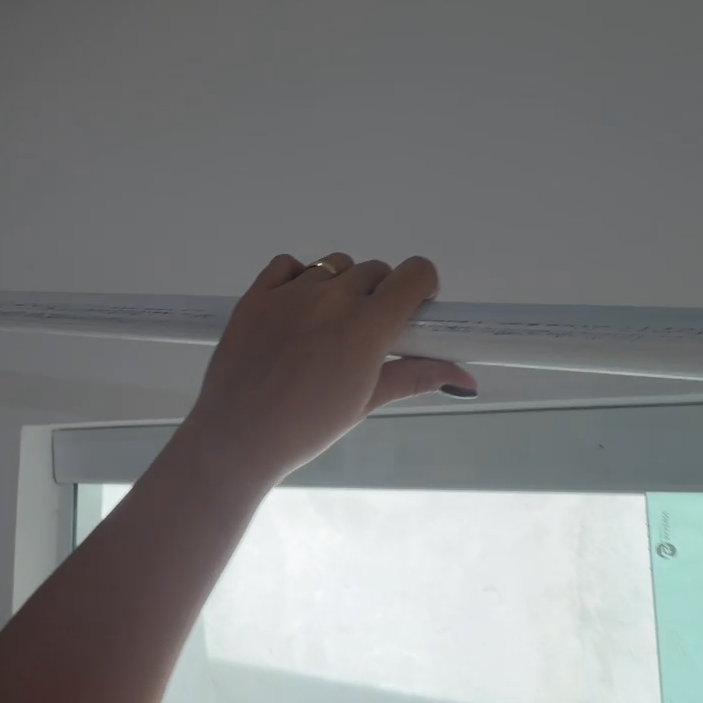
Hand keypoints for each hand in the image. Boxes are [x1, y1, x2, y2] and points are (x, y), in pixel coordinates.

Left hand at [174, 253, 477, 483]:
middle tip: (362, 331)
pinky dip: (295, 278)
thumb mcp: (364, 402)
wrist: (237, 438)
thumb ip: (413, 377)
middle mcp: (330, 300)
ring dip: (337, 286)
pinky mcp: (254, 297)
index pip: (414, 274)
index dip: (420, 287)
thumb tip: (465, 379)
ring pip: (331, 266)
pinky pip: (286, 265)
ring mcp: (289, 295)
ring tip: (324, 325)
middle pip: (373, 271)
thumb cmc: (304, 428)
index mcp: (367, 326)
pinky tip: (293, 308)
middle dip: (377, 295)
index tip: (411, 307)